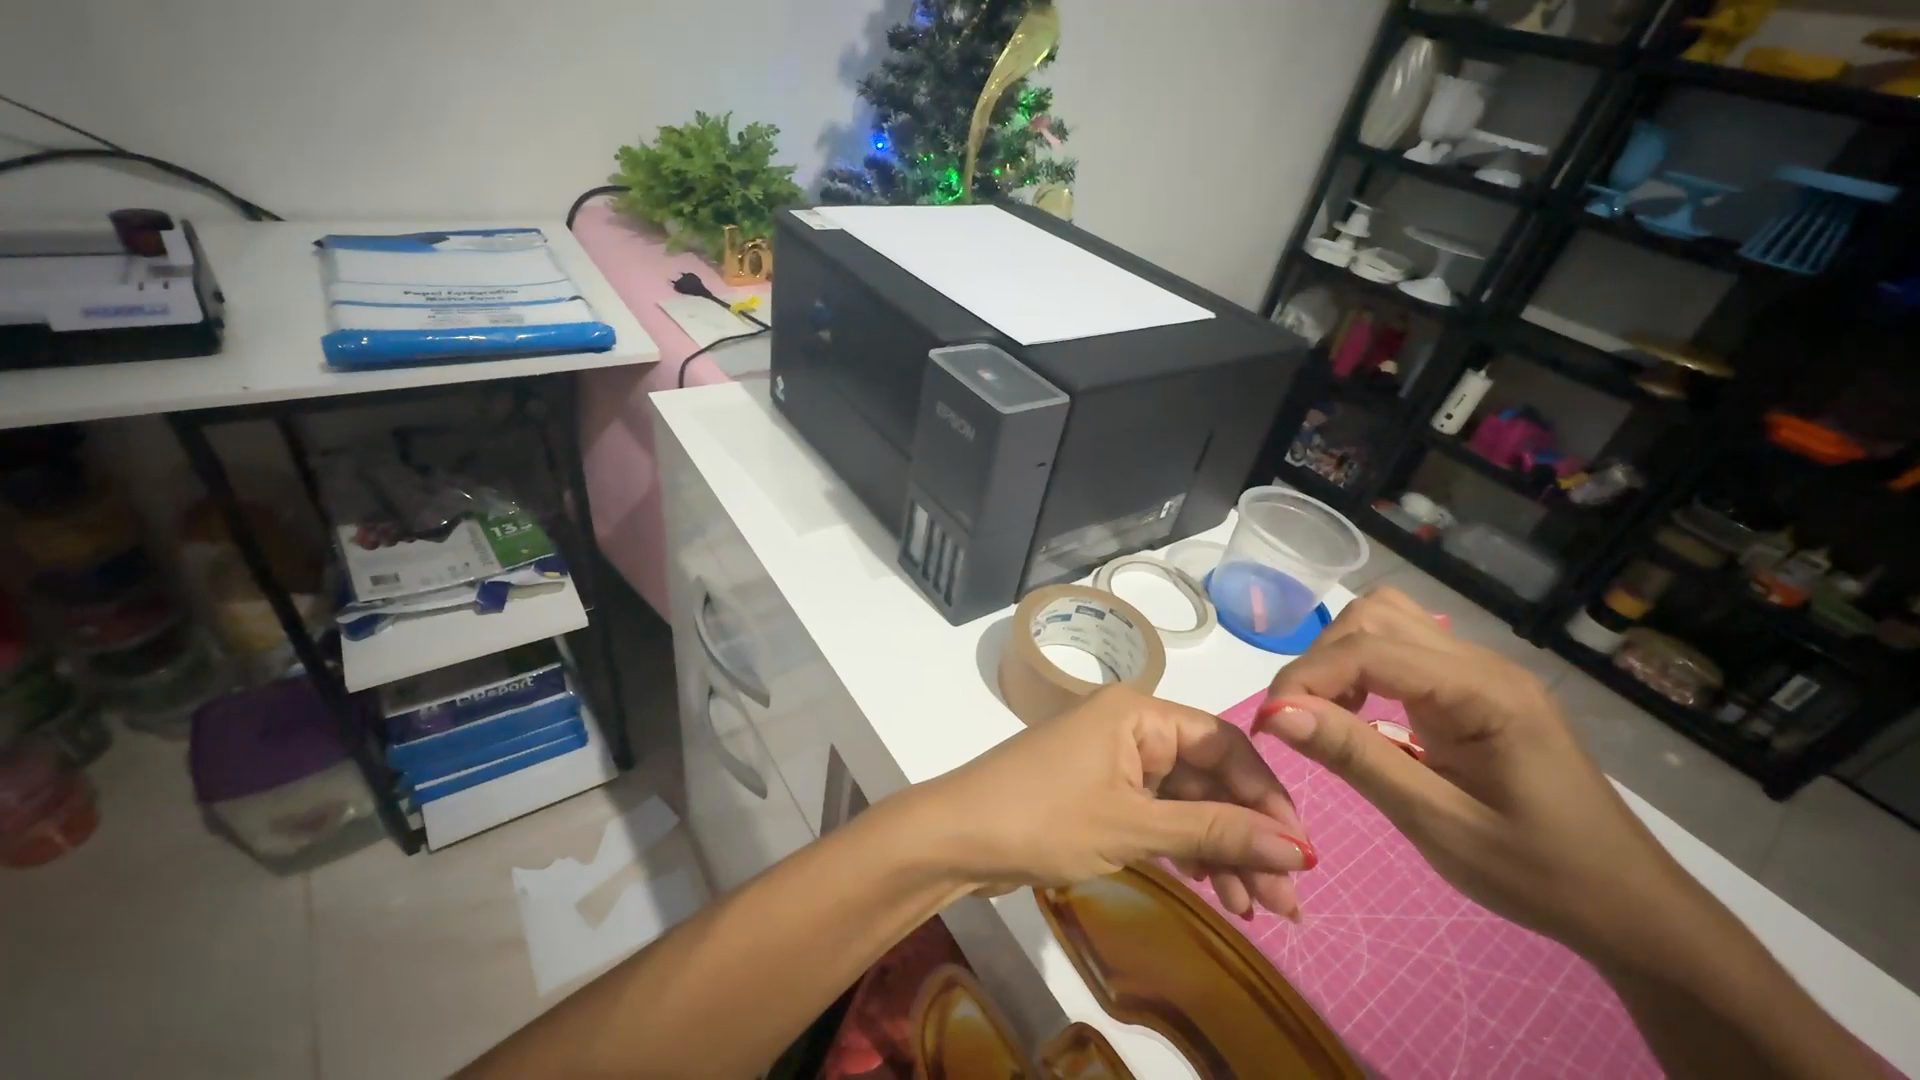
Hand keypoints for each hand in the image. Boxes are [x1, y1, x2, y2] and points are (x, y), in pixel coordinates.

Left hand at [902, 683, 1313, 918]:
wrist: (954, 839)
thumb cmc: (1042, 818)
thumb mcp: (1133, 826)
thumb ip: (1215, 832)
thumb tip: (1297, 848)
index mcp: (1139, 712)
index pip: (1224, 744)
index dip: (1266, 796)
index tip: (1300, 853)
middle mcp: (1132, 728)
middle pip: (1209, 779)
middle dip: (1247, 837)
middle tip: (1286, 902)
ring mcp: (1116, 763)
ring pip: (1187, 803)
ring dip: (1221, 851)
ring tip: (1255, 909)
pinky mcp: (1101, 795)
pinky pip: (1159, 817)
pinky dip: (1185, 850)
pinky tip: (1214, 888)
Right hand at [1252, 588, 1700, 958]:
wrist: (1629, 906)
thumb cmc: (1538, 874)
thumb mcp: (1436, 823)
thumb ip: (1356, 758)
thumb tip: (1276, 713)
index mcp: (1483, 692)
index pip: (1368, 650)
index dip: (1306, 678)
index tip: (1268, 726)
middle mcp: (1484, 664)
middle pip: (1376, 617)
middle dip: (1321, 660)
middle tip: (1296, 721)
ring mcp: (1484, 673)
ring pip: (1389, 623)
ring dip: (1341, 658)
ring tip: (1325, 715)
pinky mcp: (1478, 690)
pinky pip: (1407, 652)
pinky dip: (1365, 670)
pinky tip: (1359, 714)